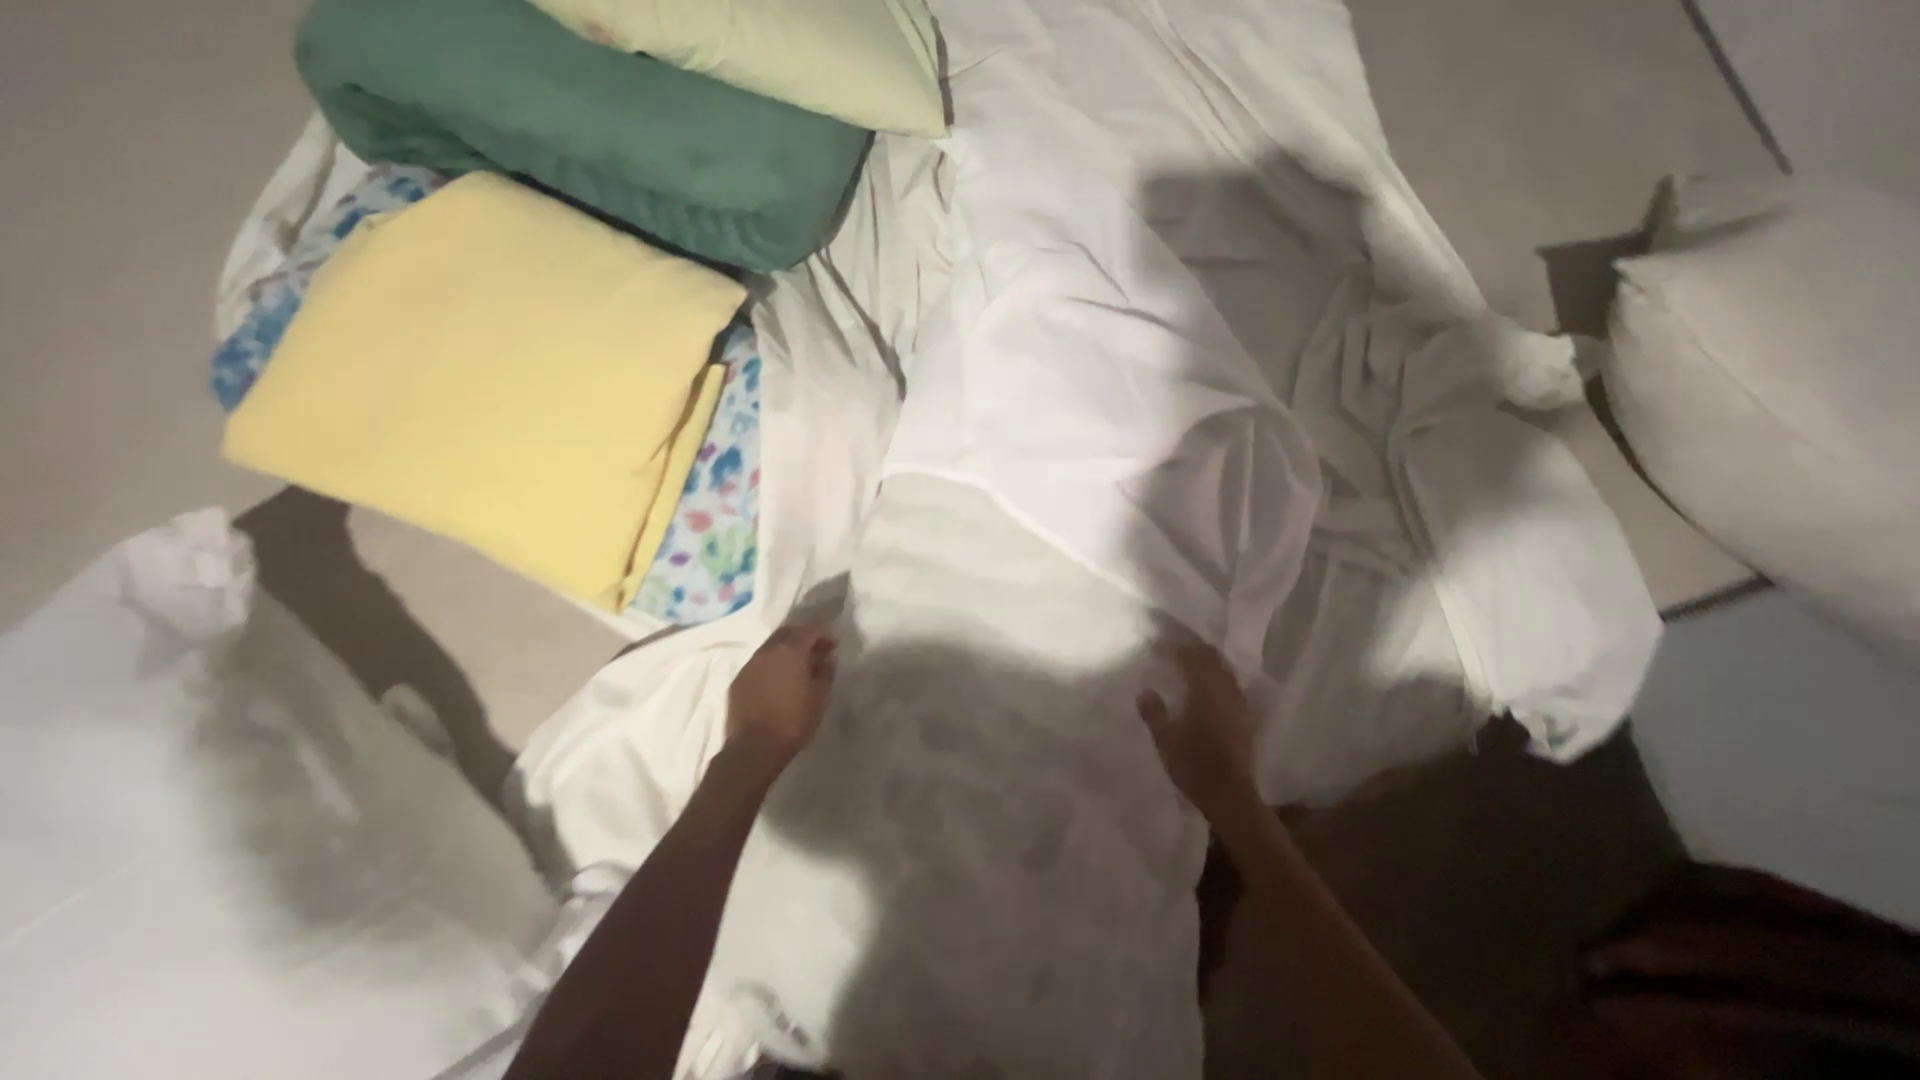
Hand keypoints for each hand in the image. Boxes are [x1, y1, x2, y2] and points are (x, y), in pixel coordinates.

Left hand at [727, 624, 838, 766]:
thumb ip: (825, 671)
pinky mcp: (738, 681)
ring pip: (770, 647)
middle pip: (786, 632)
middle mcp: (767, 651)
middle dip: (803, 636)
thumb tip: (826, 657)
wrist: (754, 748)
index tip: (834, 644)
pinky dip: (771, 665)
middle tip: (816, 650)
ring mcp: (749, 665)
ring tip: (797, 667)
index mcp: (790, 651)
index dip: (824, 633)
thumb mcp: (820, 697)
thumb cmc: (794, 721)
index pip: (809, 630)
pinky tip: (777, 681)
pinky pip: (758, 664)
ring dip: (785, 650)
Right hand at [1137, 643, 1257, 816]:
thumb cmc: (1193, 764)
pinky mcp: (1247, 719)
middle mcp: (1226, 691)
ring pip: (1225, 672)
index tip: (1157, 645)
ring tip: (1192, 666)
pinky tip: (1210, 691)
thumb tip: (1145, 691)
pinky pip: (1233, 688)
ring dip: (1209, 664)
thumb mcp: (1164, 738)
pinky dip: (1219, 682)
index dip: (1174, 647)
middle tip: (1175, 648)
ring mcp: (1241, 705)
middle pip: (1213, 659)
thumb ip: (1154, 712)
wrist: (1230, 795)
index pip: (1190, 656)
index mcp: (1205, 689)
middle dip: (1194, 650)